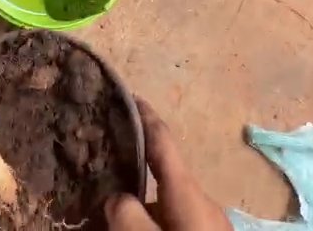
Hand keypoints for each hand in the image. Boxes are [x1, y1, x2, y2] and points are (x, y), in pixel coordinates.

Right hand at [105, 99, 227, 230]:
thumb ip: (129, 216)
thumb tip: (116, 199)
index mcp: (188, 190)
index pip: (162, 139)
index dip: (145, 115)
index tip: (128, 95)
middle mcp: (202, 199)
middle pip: (163, 172)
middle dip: (135, 163)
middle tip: (103, 158)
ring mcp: (209, 221)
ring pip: (168, 201)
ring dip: (144, 198)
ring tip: (112, 204)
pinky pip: (178, 218)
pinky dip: (156, 217)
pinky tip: (140, 225)